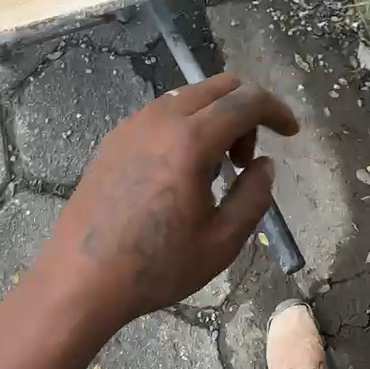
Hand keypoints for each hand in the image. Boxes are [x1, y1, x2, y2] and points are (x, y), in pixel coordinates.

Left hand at [32, 73, 298, 331]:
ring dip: (216, 117)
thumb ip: (254, 195)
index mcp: (191, 140)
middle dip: (247, 111)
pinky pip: (164, 113)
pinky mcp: (115, 137)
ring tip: (214, 170)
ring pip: (190, 96)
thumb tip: (264, 165)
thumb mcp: (221, 242)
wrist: (78, 282)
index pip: (246, 100)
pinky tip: (180, 172)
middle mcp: (161, 118)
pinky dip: (187, 125)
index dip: (276, 110)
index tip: (291, 132)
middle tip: (247, 159)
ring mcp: (134, 124)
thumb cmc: (155, 267)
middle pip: (220, 86)